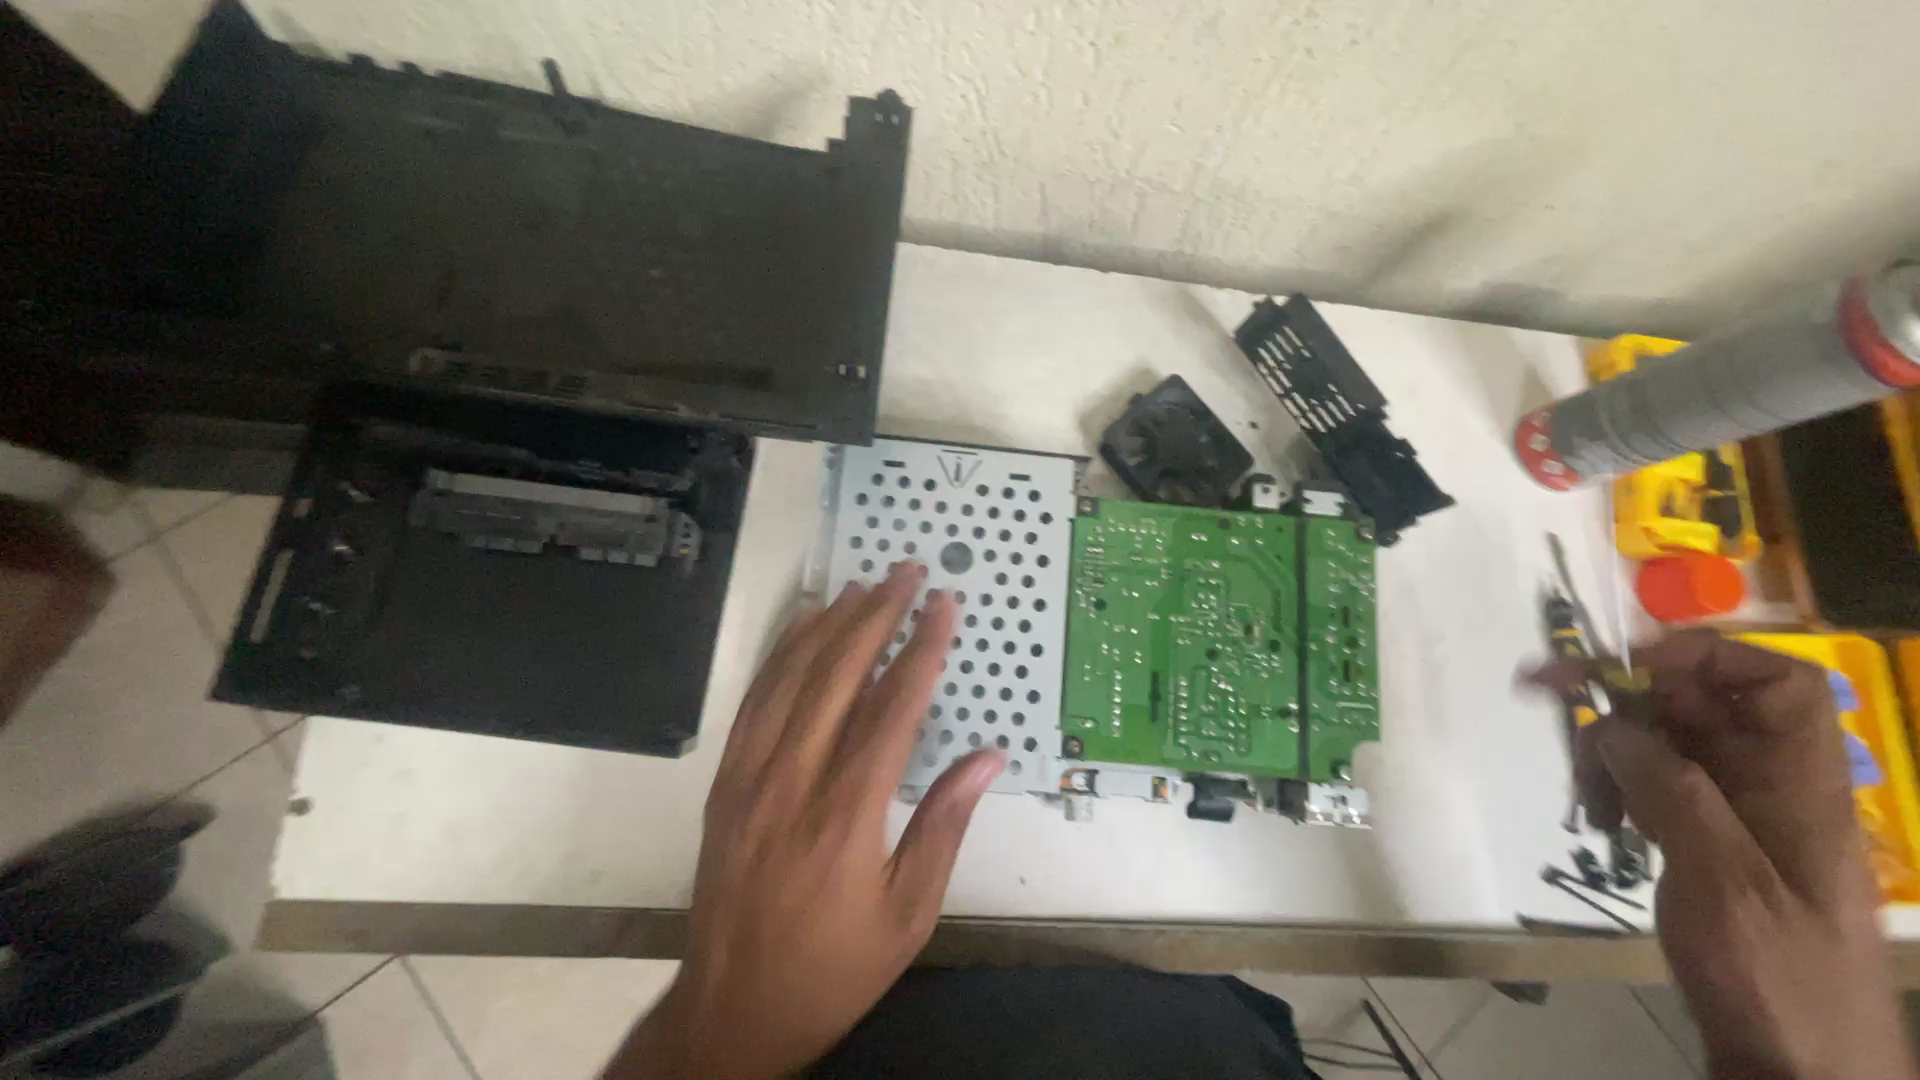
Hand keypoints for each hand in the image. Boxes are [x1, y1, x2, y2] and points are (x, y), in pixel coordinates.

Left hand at [606, 562, 1004, 1079]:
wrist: (734, 1007)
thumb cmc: (835, 966)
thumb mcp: (909, 913)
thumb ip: (945, 826)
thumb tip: (988, 755)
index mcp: (847, 816)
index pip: (893, 710)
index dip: (922, 650)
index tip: (943, 606)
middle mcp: (793, 782)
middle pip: (839, 676)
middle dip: (878, 616)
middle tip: (908, 573)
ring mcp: (750, 776)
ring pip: (791, 678)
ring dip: (830, 624)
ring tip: (864, 586)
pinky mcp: (725, 781)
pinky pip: (754, 701)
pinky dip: (781, 655)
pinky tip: (802, 627)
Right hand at [1542, 630, 1912, 1079]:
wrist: (1796, 1064)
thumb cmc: (1775, 972)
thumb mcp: (1723, 878)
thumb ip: (1671, 790)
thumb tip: (1611, 724)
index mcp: (1800, 784)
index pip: (1773, 683)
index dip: (1703, 654)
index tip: (1623, 662)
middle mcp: (1769, 783)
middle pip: (1696, 704)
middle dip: (1620, 695)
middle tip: (1539, 689)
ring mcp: (1733, 809)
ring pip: (1660, 740)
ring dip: (1606, 748)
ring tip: (1581, 789)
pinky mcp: (1701, 834)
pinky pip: (1649, 780)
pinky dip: (1612, 783)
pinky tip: (1598, 814)